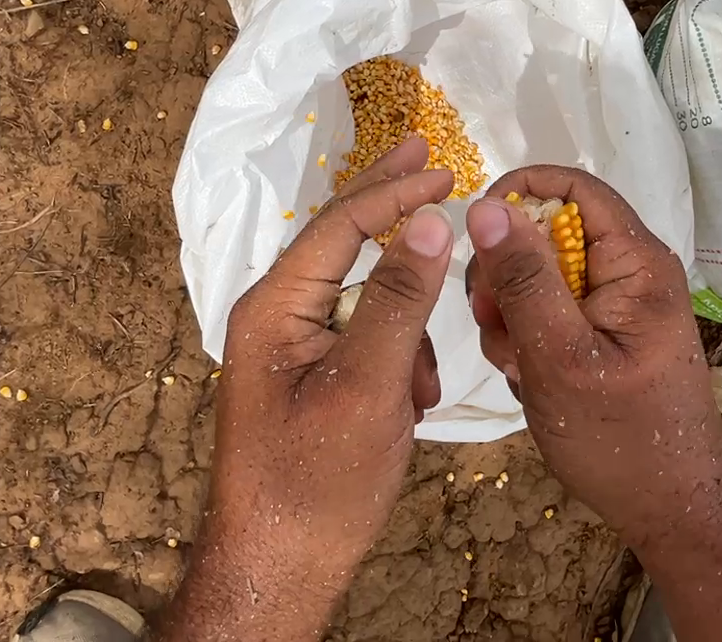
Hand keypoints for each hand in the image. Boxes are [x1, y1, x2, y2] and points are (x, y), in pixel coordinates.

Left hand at [163, 137, 454, 641]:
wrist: (279, 571)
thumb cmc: (318, 481)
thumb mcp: (368, 385)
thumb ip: (400, 298)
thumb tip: (431, 221)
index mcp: (276, 305)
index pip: (342, 224)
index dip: (396, 192)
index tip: (445, 172)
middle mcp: (278, 311)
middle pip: (340, 237)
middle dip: (386, 200)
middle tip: (422, 152)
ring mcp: (293, 343)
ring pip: (365, 298)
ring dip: (405, 330)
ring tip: (418, 392)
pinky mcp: (312, 371)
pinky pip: (366, 338)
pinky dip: (398, 359)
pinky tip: (409, 406)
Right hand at [466, 167, 721, 641]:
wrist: (672, 511)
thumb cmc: (621, 437)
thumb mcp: (560, 355)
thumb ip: (524, 278)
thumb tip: (489, 205)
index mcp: (634, 259)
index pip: (574, 185)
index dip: (521, 191)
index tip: (476, 228)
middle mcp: (628, 269)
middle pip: (549, 229)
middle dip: (507, 269)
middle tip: (492, 319)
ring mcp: (615, 302)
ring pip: (540, 271)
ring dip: (511, 309)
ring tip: (515, 361)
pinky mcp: (602, 330)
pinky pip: (549, 307)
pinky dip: (526, 333)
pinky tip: (527, 373)